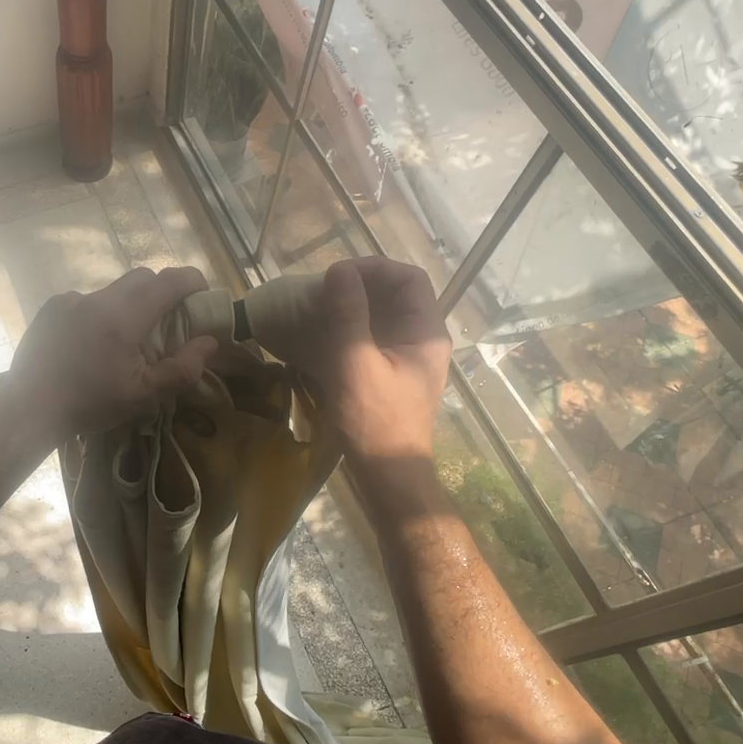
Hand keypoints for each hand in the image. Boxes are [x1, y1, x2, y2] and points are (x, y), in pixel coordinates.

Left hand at [5, 266, 218, 440]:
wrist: (30, 408)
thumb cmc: (90, 404)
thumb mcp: (143, 396)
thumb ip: (182, 369)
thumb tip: (208, 342)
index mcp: (124, 317)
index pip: (169, 282)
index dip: (193, 281)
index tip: (203, 293)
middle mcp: (97, 298)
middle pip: (141, 278)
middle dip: (161, 292)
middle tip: (168, 321)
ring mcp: (70, 300)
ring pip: (112, 291)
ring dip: (127, 306)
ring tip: (122, 341)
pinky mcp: (51, 308)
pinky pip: (85, 302)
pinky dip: (97, 315)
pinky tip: (89, 344)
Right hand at [275, 257, 451, 463]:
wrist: (387, 475)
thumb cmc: (374, 421)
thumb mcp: (355, 364)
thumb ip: (348, 315)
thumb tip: (338, 271)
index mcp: (425, 332)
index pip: (408, 278)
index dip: (373, 268)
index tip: (336, 276)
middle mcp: (421, 340)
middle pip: (394, 295)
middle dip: (358, 286)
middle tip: (322, 292)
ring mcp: (406, 359)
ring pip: (381, 317)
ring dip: (350, 308)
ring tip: (317, 310)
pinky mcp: (389, 376)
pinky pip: (371, 340)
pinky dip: (348, 331)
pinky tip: (322, 337)